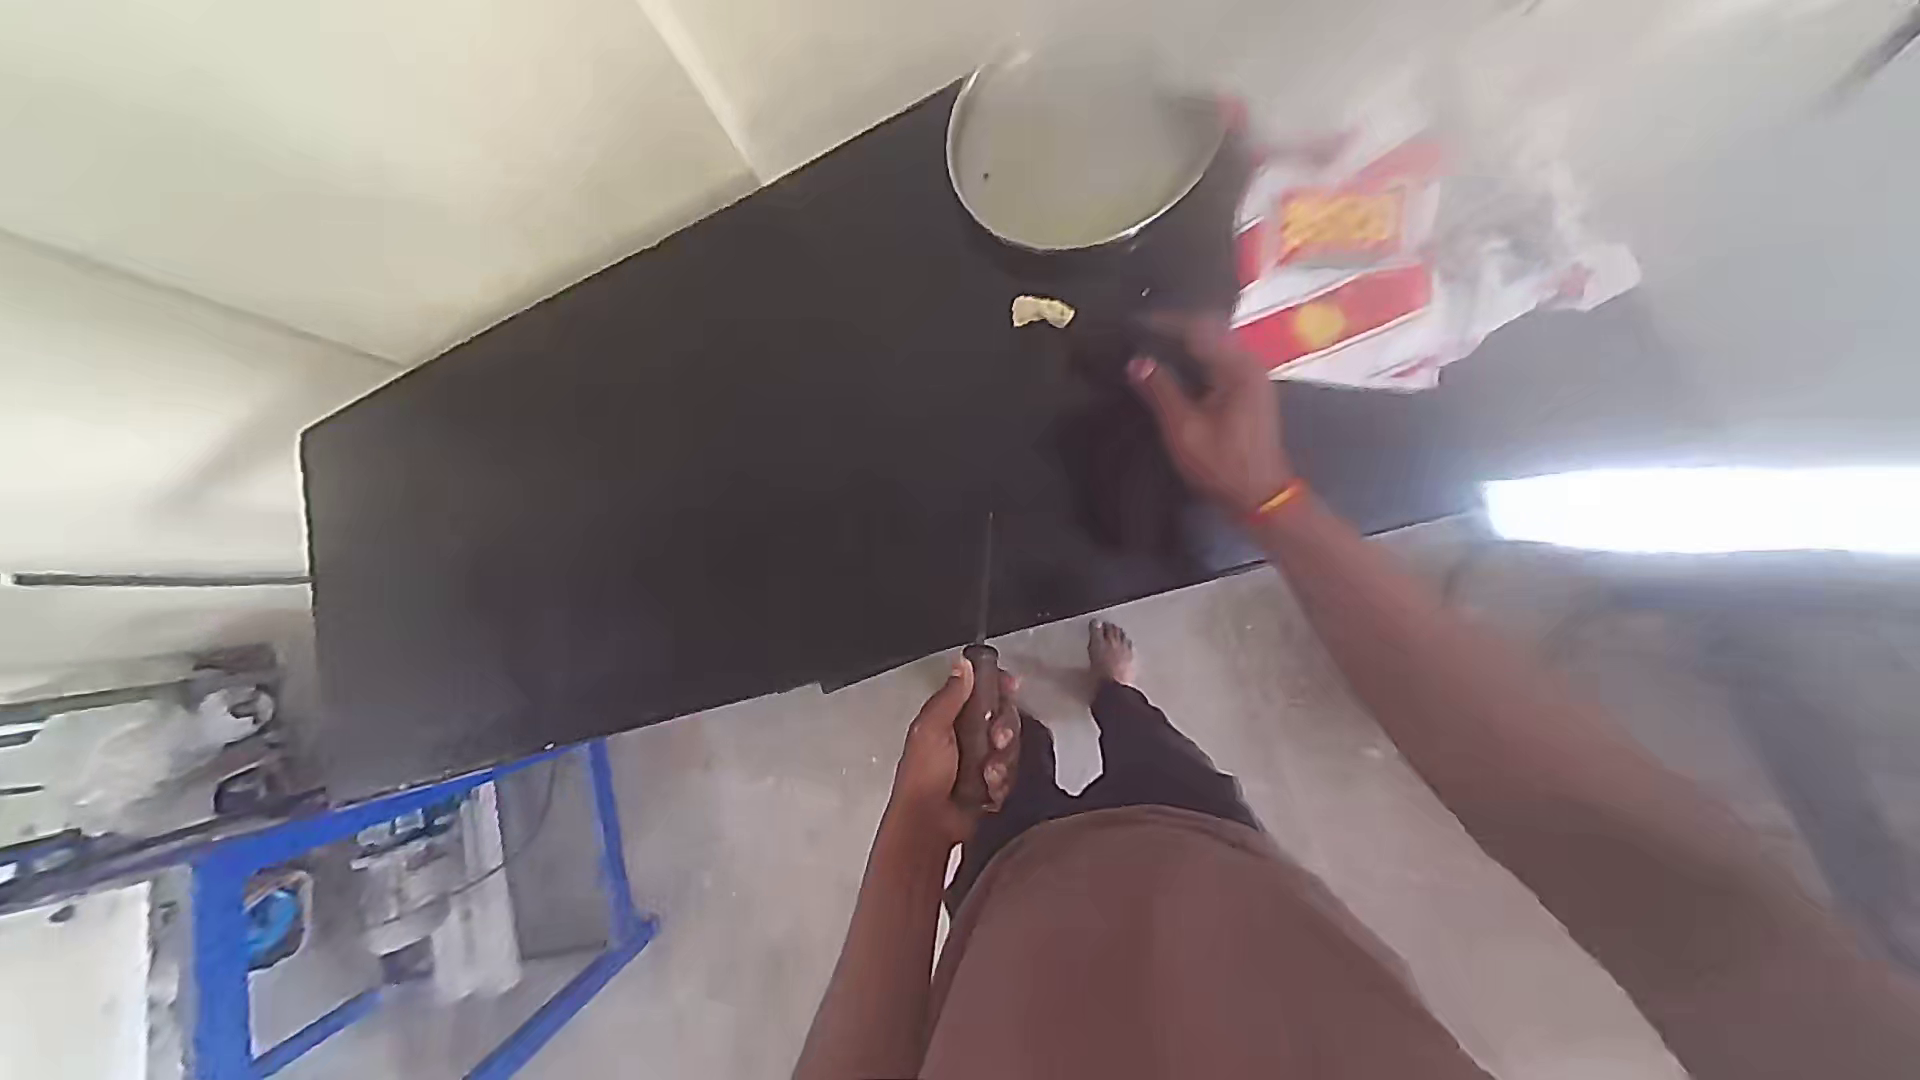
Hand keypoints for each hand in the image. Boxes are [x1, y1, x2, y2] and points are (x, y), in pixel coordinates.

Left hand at [882, 657, 1020, 848]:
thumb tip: (962, 663)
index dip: (998, 685)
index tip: (1010, 685)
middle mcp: (967, 733)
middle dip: (1004, 727)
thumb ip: (950, 696)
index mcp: (950, 715)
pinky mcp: (991, 782)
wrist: (929, 825)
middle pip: (1003, 716)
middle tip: (996, 739)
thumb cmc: (923, 775)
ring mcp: (980, 759)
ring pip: (1011, 745)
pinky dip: (1003, 781)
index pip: (982, 690)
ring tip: (988, 773)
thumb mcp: (931, 728)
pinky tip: (990, 789)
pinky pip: (1012, 772)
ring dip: (1003, 759)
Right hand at [1128, 314, 1294, 515]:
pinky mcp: (1248, 389)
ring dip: (1185, 340)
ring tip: (1152, 343)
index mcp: (1236, 368)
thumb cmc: (1221, 464)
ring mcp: (1251, 376)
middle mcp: (1248, 363)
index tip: (1135, 322)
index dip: (1164, 322)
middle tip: (1141, 330)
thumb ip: (1160, 391)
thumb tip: (1137, 361)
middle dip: (1175, 326)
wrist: (1259, 494)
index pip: (1197, 328)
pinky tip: (1175, 365)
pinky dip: (1195, 355)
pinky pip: (1219, 358)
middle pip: (1210, 329)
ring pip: (1215, 343)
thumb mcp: (1184, 429)